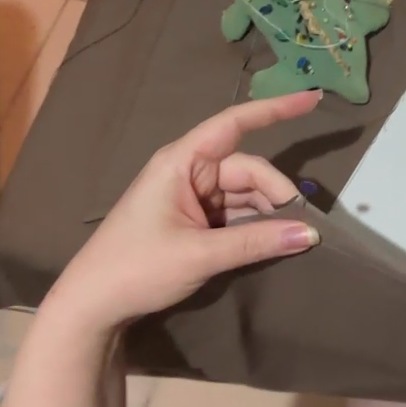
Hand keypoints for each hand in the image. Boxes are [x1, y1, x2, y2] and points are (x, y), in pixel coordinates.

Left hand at [45, 91, 321, 333]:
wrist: (93, 307)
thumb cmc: (136, 268)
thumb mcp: (200, 255)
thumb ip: (257, 242)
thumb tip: (310, 234)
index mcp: (182, 162)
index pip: (234, 123)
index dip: (275, 110)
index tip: (312, 99)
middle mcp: (189, 172)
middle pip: (248, 169)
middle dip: (275, 193)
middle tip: (303, 227)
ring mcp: (192, 197)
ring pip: (245, 194)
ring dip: (268, 212)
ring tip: (294, 238)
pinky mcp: (195, 221)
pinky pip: (236, 214)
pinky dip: (255, 226)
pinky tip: (274, 242)